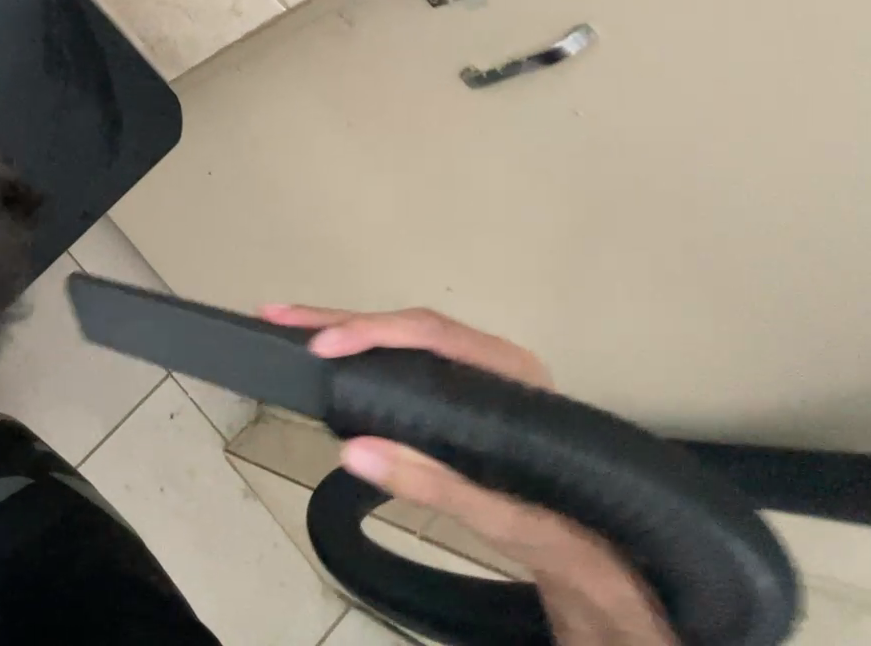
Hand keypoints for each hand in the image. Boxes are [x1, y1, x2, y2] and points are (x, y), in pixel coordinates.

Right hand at [261, 304, 678, 645]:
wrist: (592, 554)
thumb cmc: (556, 530)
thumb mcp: (501, 515)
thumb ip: (434, 484)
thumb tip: (353, 451)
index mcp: (508, 374)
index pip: (431, 333)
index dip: (371, 333)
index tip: (323, 347)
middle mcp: (486, 360)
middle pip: (402, 325)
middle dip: (336, 318)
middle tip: (278, 315)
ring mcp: (464, 371)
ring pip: (393, 334)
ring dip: (336, 326)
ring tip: (284, 323)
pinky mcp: (445, 387)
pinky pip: (392, 354)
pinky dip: (351, 348)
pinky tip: (321, 348)